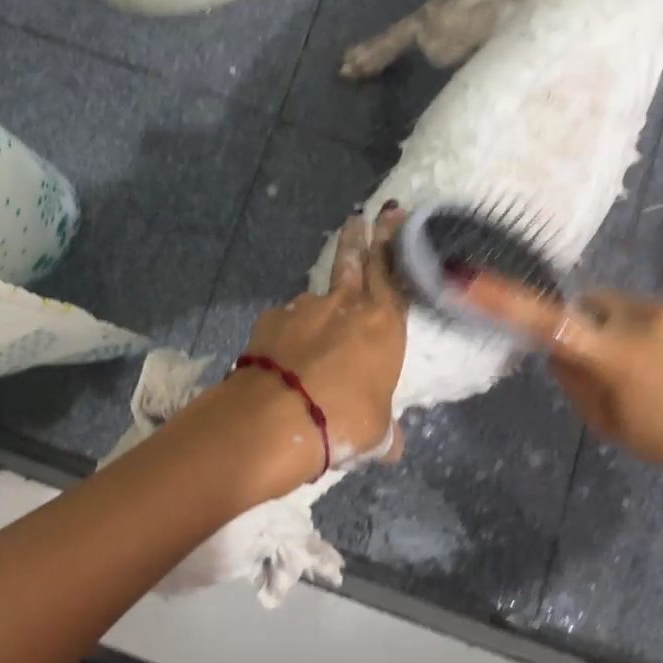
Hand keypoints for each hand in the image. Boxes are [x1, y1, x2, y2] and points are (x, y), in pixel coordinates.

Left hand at [236, 205, 409, 482]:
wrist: (276, 417)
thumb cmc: (343, 421)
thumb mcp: (375, 433)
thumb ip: (385, 432)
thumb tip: (392, 448)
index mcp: (383, 324)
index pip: (393, 273)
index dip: (393, 243)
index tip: (392, 214)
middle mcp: (345, 306)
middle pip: (353, 261)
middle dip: (358, 237)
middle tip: (358, 218)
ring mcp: (303, 309)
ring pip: (317, 297)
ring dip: (320, 305)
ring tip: (316, 330)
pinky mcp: (270, 321)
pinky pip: (286, 322)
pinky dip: (289, 333)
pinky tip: (285, 355)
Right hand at [462, 276, 662, 494]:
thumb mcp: (615, 427)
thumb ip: (575, 384)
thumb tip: (557, 353)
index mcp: (619, 354)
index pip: (546, 320)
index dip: (500, 299)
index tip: (463, 277)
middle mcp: (643, 316)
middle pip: (583, 308)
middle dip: (578, 330)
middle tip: (594, 374)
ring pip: (615, 312)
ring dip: (612, 337)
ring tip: (645, 383)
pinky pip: (646, 316)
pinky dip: (641, 339)